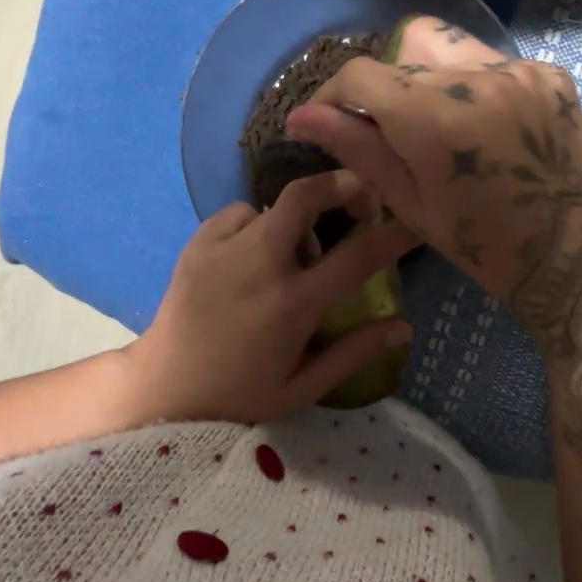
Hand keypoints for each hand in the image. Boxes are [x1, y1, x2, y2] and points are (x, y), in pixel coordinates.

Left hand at [124, 170, 417, 424]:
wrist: (165, 389)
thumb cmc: (240, 395)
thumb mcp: (302, 387)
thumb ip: (353, 353)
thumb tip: (402, 326)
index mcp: (294, 305)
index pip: (358, 256)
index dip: (395, 233)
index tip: (416, 220)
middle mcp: (260, 265)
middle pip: (306, 196)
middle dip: (340, 185)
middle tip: (359, 198)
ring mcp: (224, 249)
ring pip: (272, 207)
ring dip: (293, 220)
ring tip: (293, 253)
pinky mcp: (196, 245)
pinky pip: (238, 214)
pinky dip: (255, 225)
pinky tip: (252, 257)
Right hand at [285, 18, 581, 346]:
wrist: (573, 256)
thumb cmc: (482, 245)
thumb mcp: (409, 203)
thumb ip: (357, 148)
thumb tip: (300, 117)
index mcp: (437, 119)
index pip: (362, 75)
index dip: (332, 93)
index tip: (325, 117)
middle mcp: (479, 78)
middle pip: (405, 45)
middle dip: (384, 84)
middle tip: (387, 126)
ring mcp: (521, 71)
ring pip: (449, 45)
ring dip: (427, 72)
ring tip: (435, 120)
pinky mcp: (551, 75)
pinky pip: (492, 60)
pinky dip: (472, 83)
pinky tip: (480, 126)